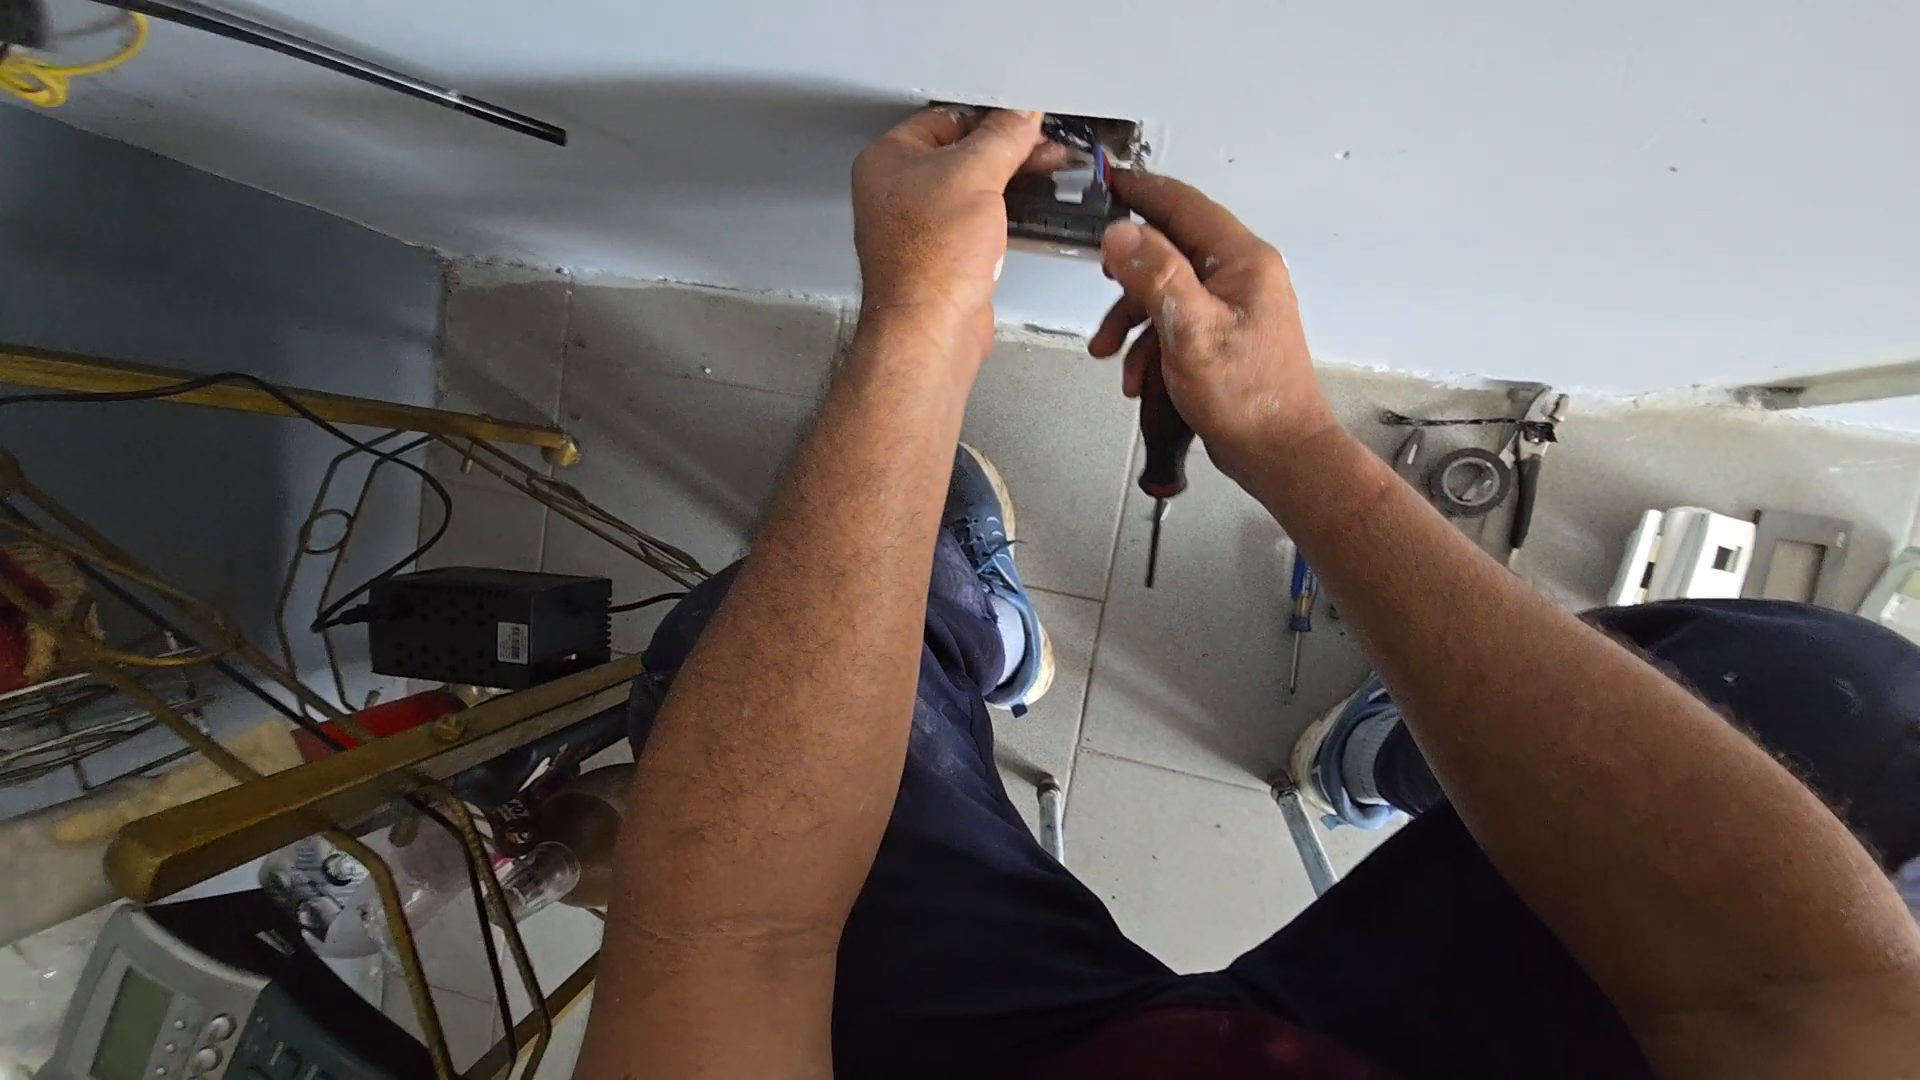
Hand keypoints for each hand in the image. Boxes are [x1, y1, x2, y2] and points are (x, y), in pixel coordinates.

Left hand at [851, 108, 1053, 352]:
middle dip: (1005, 155)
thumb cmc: (931, 257)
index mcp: (887, 160)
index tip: (1024, 122)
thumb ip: (1003, 137)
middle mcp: (896, 195)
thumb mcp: (976, 173)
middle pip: (959, 158)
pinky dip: (1001, 220)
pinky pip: (975, 229)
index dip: (989, 118)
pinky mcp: (940, 262)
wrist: (931, 327)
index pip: (945, 119)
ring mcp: (918, 231)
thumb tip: (1022, 116)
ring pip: (970, 194)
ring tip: (1044, 179)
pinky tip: (1029, 216)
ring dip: (1007, 187)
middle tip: (1042, 152)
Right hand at [1089, 172, 1337, 486]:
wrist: (1277, 452)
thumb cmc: (1243, 395)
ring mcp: (1231, 308)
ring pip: (1166, 296)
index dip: (1142, 192)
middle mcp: (1239, 276)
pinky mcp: (1222, 339)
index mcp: (1241, 261)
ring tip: (1110, 357)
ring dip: (1132, 324)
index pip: (1184, 206)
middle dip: (1127, 281)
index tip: (1106, 183)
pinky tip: (1138, 380)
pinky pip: (1175, 327)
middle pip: (1168, 254)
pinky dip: (1150, 349)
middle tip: (1099, 291)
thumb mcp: (1191, 331)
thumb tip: (1120, 232)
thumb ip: (1156, 276)